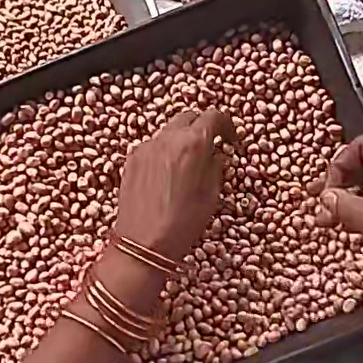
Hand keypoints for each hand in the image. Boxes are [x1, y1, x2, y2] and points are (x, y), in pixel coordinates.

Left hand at [114, 108, 234, 260]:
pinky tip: (168, 175)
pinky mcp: (131, 160)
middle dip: (202, 127)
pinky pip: (153, 146)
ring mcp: (146, 148)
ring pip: (169, 131)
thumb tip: (215, 154)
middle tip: (212, 146)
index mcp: (192, 144)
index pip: (214, 117)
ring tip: (189, 164)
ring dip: (182, 139)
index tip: (230, 138)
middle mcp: (166, 139)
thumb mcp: (210, 196)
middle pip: (189, 117)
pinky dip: (165, 152)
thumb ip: (215, 167)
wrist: (143, 245)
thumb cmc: (181, 224)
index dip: (226, 125)